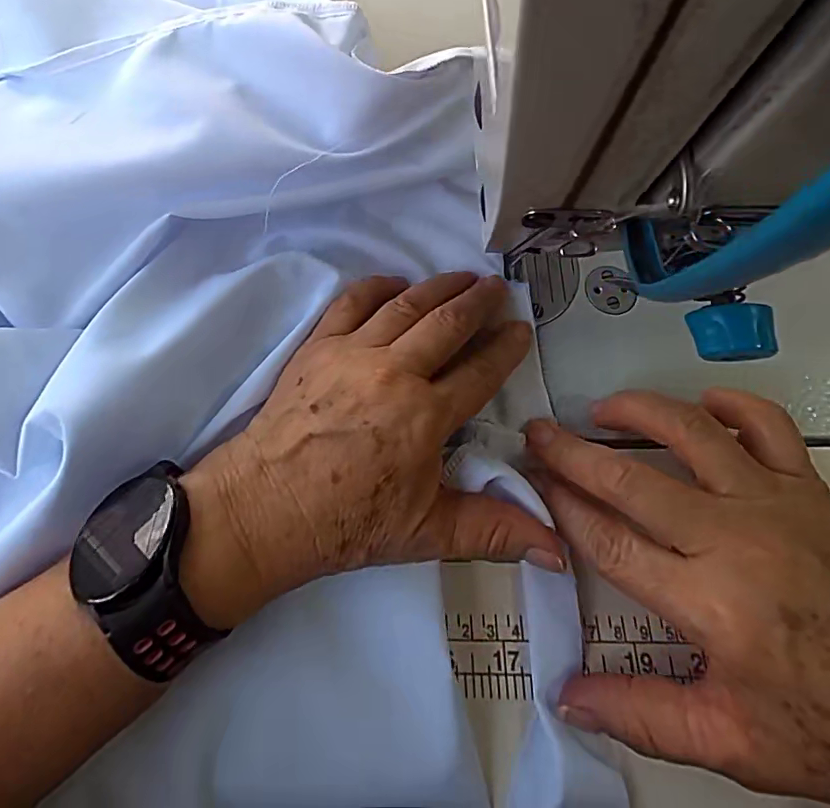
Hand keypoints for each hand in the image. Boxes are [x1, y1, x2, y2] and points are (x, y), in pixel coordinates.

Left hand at [180, 273, 566, 628]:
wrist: (269, 503)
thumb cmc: (347, 522)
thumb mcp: (427, 534)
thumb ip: (494, 531)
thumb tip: (561, 552)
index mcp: (426, 415)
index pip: (480, 372)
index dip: (505, 348)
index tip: (521, 328)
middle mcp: (393, 372)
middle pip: (445, 325)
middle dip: (476, 302)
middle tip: (496, 287)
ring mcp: (351, 354)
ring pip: (403, 307)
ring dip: (435, 288)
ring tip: (458, 277)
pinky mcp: (316, 347)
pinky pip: (350, 304)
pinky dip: (375, 287)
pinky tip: (394, 283)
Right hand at [527, 390, 829, 807]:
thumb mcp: (735, 744)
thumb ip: (641, 717)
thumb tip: (567, 700)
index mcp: (712, 605)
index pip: (608, 540)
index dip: (560, 507)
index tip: (531, 484)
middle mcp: (737, 542)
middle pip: (629, 479)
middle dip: (571, 451)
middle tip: (538, 434)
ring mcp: (778, 508)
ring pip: (691, 433)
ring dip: (637, 411)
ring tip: (602, 409)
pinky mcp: (813, 494)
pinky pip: (768, 427)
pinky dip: (731, 405)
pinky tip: (702, 406)